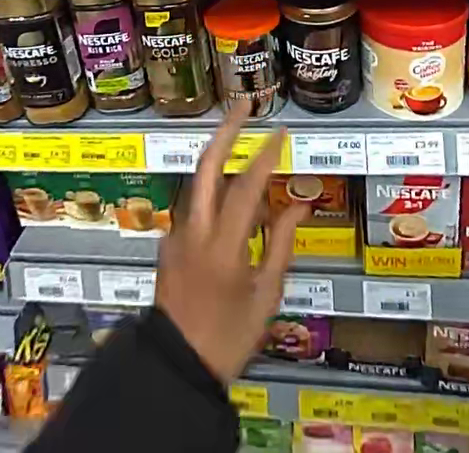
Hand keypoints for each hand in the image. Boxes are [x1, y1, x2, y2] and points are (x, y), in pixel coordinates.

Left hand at [154, 98, 310, 381]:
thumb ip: (283, 244)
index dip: (265, 154)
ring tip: (245, 144)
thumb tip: (298, 204)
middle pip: (207, 164)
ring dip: (220, 156)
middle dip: (227, 129)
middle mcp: (195, 229)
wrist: (175, 363)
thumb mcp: (267, 295)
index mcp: (224, 245)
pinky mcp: (170, 239)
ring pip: (198, 179)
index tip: (281, 131)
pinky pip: (196, 203)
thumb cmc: (229, 335)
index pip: (246, 185)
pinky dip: (216, 190)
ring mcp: (178, 232)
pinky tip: (233, 200)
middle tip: (245, 104)